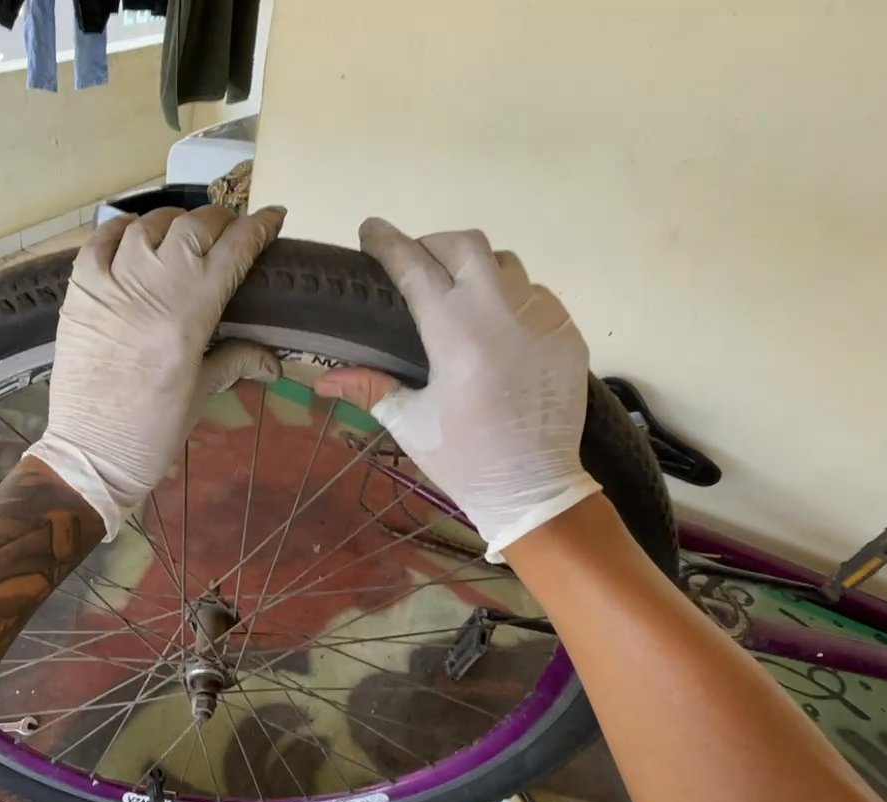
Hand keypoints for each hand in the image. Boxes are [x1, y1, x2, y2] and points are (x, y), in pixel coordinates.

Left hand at [27, 205, 286, 538]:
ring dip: (175, 222)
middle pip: (194, 227)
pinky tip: (137, 237)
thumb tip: (274, 361)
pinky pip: (102, 238)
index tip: (273, 218)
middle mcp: (151, 289)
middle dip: (220, 221)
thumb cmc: (152, 433)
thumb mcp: (200, 395)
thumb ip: (236, 361)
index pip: (233, 252)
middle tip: (231, 231)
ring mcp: (110, 284)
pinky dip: (125, 229)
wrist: (90, 454)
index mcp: (189, 318)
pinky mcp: (80, 290)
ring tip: (186, 235)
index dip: (258, 228)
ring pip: (150, 225)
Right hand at [316, 218, 599, 558]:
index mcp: (454, 336)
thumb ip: (369, 387)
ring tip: (455, 290)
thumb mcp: (409, 423)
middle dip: (433, 243)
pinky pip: (534, 292)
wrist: (533, 488)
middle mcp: (500, 314)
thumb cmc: (463, 459)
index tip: (370, 229)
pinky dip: (507, 296)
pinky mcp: (566, 331)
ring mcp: (541, 318)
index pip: (415, 268)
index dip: (388, 243)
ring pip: (505, 262)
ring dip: (473, 265)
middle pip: (465, 244)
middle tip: (413, 260)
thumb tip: (321, 380)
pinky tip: (494, 325)